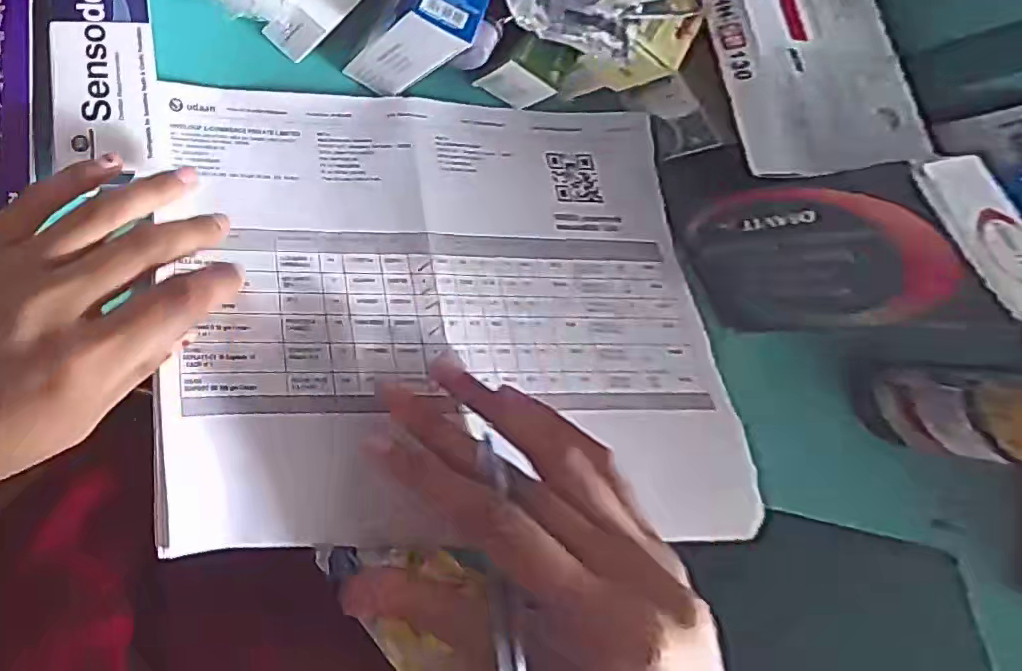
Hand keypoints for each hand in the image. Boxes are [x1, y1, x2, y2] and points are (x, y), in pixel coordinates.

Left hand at [0, 156, 240, 573]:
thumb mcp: (77, 422)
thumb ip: (133, 369)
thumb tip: (180, 326)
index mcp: (85, 361)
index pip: (170, 306)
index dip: (211, 284)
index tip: (233, 271)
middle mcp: (59, 304)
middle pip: (144, 250)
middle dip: (192, 231)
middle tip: (221, 220)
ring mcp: (19, 267)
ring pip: (100, 214)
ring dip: (150, 191)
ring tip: (185, 177)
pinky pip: (40, 199)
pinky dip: (79, 178)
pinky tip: (112, 165)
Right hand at [343, 358, 723, 670]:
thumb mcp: (510, 670)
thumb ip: (437, 617)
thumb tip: (362, 587)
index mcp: (601, 623)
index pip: (496, 524)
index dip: (430, 478)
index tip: (384, 445)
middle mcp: (635, 582)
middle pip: (523, 482)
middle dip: (450, 432)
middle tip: (405, 397)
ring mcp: (654, 562)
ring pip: (573, 460)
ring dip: (508, 411)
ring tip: (464, 380)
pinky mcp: (659, 550)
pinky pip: (607, 473)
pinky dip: (560, 433)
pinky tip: (529, 408)